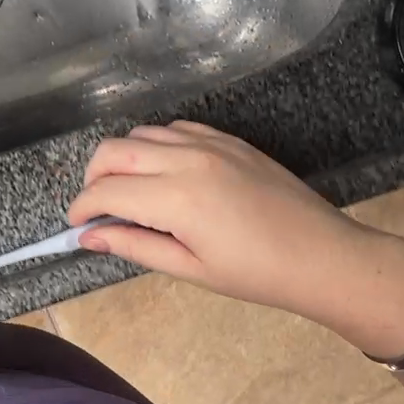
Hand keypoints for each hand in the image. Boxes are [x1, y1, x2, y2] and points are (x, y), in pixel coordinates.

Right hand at [68, 122, 403, 354]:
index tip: (77, 225)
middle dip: (93, 178)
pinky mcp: (227, 139)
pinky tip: (163, 172)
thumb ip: (134, 246)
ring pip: (140, 134)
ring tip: (129, 191)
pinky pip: (173, 129)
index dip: (82, 208)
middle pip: (113, 151)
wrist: (327, 257)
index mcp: (177, 198)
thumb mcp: (190, 268)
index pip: (106, 191)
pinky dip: (155, 146)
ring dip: (122, 159)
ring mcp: (209, 143)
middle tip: (97, 207)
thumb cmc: (257, 274)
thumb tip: (89, 238)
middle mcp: (187, 159)